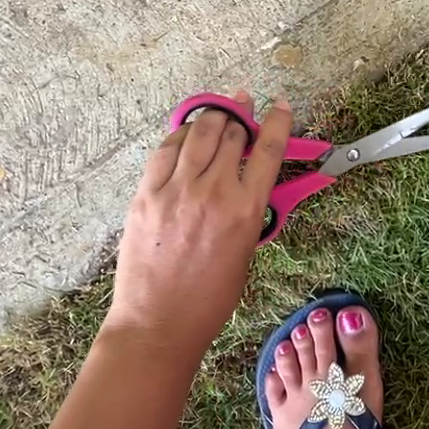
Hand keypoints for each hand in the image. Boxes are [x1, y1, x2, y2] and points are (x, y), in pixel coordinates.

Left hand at [103, 91, 290, 345]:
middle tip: (242, 106)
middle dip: (240, 115)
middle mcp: (214, 192)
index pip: (269, 149)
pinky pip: (165, 151)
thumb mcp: (247, 248)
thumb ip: (248, 207)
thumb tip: (245, 178)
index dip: (278, 121)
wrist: (158, 323)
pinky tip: (186, 135)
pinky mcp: (146, 195)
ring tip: (217, 112)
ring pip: (199, 133)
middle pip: (232, 134)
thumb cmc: (210, 296)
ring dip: (212, 117)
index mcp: (246, 209)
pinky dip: (180, 136)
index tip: (281, 105)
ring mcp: (177, 190)